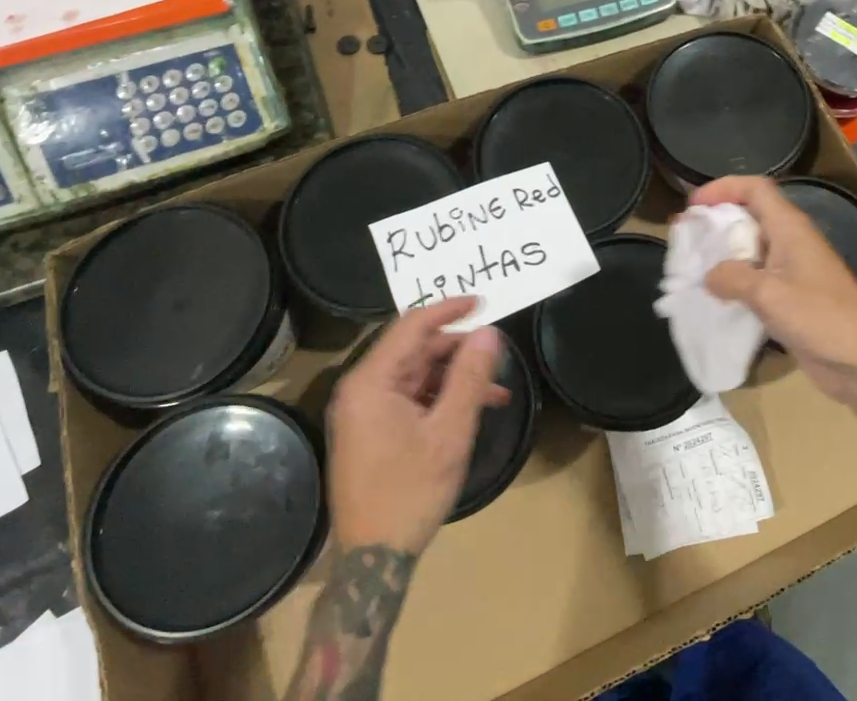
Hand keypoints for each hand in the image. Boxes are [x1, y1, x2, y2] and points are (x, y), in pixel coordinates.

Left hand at [325, 298, 508, 554]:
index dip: (447, 310)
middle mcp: (360, 390)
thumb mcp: (449, 432)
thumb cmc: (410, 491)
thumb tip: (489, 333)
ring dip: (455, 377)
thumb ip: (469, 377)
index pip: (410, 327)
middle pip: (413, 351)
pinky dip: (441, 399)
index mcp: (370, 383)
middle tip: (496, 353)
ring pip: (416, 376)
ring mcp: (364, 412)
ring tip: (496, 388)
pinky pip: (410, 399)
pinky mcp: (371, 431)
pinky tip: (474, 409)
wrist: (374, 556)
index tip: (482, 301)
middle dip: (457, 349)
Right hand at [691, 177, 856, 418]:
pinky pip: (756, 282)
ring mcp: (792, 273)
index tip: (693, 205)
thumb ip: (733, 278)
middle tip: (685, 239)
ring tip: (691, 269)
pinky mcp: (791, 300)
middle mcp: (791, 244)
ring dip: (722, 257)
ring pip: (751, 252)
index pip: (755, 189)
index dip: (723, 188)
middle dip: (716, 224)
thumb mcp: (769, 295)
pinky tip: (713, 300)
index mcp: (791, 229)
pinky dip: (733, 285)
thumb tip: (709, 275)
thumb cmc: (822, 319)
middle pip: (750, 218)